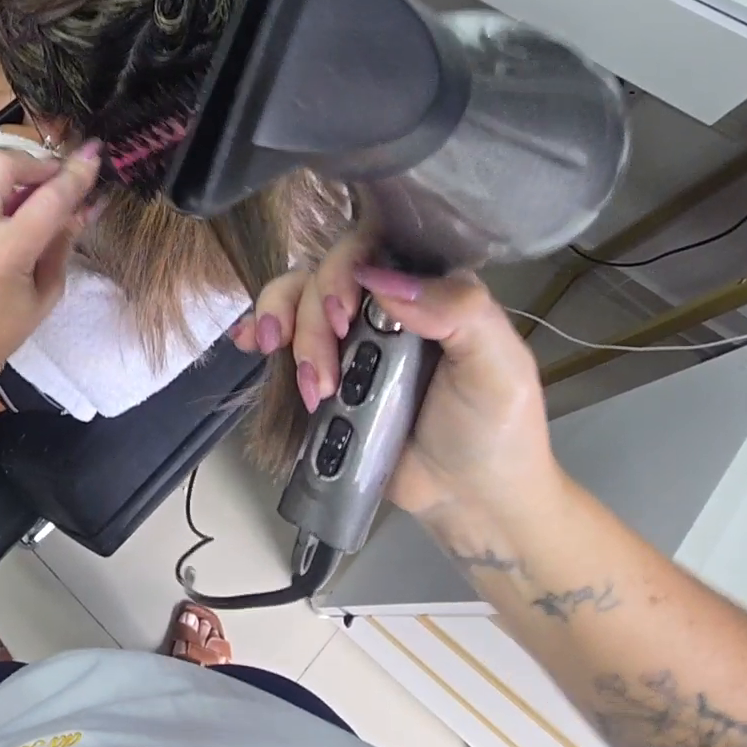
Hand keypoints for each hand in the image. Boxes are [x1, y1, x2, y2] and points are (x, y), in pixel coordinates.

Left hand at [0, 142, 101, 361]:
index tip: (93, 154)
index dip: (74, 174)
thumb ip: (64, 239)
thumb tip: (86, 201)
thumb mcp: (48, 288)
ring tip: (31, 186)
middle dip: (34, 161)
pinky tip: (9, 205)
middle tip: (54, 178)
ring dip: (11, 166)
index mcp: (5, 253)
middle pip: (1, 162)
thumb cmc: (9, 323)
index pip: (47, 199)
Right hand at [234, 237, 554, 517]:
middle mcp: (383, 303)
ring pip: (295, 299)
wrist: (467, 499)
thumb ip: (458, 312)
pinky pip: (280, 332)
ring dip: (283, 330)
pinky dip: (256, 330)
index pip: (374, 247)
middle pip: (323, 278)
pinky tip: (248, 344)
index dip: (343, 269)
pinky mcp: (325, 366)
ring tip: (305, 382)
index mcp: (429, 290)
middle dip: (310, 322)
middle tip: (323, 375)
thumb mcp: (498, 368)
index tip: (340, 316)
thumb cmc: (496, 431)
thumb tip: (378, 280)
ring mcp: (349, 336)